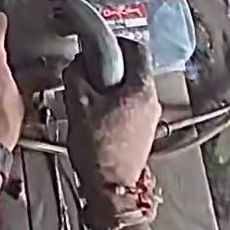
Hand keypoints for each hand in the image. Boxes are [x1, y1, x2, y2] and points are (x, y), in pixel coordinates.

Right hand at [61, 37, 159, 190]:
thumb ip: (76, 74)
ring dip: (110, 84)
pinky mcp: (143, 131)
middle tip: (87, 69)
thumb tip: (78, 63)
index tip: (97, 43)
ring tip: (87, 93)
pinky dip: (113, 101)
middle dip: (109, 65)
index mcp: (142, 89)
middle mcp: (153, 101)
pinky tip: (94, 112)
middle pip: (133, 68)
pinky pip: (129, 104)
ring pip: (130, 87)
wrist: (109, 188)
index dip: (115, 41)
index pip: (136, 48)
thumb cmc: (97, 148)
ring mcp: (150, 118)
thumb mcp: (77, 103)